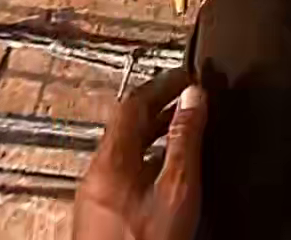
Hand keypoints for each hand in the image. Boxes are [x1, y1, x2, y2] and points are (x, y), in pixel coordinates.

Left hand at [73, 69, 207, 239]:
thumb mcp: (178, 185)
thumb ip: (186, 136)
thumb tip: (195, 95)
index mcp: (110, 163)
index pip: (133, 104)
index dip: (163, 83)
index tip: (190, 75)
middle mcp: (96, 177)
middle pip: (126, 124)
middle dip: (161, 103)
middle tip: (191, 93)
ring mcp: (95, 199)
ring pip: (126, 147)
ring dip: (156, 127)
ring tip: (187, 122)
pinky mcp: (101, 216)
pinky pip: (125, 168)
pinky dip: (150, 151)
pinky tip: (172, 163)